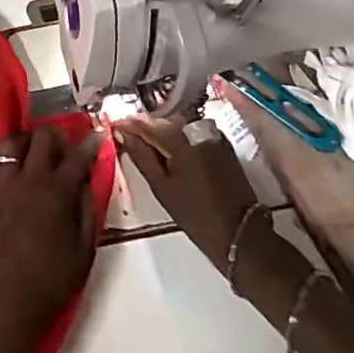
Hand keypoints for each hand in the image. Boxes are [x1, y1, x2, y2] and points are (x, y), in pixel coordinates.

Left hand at [0, 125, 101, 348]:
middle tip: (63, 145)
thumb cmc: (52, 279)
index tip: (97, 133)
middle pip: (41, 138)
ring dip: (24, 142)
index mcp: (58, 191)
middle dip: (56, 135)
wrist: (6, 298)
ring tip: (31, 152)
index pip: (78, 156)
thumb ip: (86, 210)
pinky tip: (3, 172)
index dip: (90, 143)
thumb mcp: (84, 248)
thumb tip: (86, 182)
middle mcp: (29, 179)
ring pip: (9, 143)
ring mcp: (2, 185)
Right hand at [115, 114, 257, 272]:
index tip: (113, 124)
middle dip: (144, 125)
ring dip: (161, 129)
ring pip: (179, 124)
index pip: (148, 124)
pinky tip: (169, 147)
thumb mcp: (162, 187)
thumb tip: (123, 134)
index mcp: (181, 141)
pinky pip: (193, 131)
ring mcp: (214, 136)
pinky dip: (178, 135)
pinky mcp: (223, 144)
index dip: (128, 123)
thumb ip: (141, 156)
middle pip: (164, 120)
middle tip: (126, 133)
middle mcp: (199, 131)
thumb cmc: (195, 214)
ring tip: (145, 141)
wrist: (239, 232)